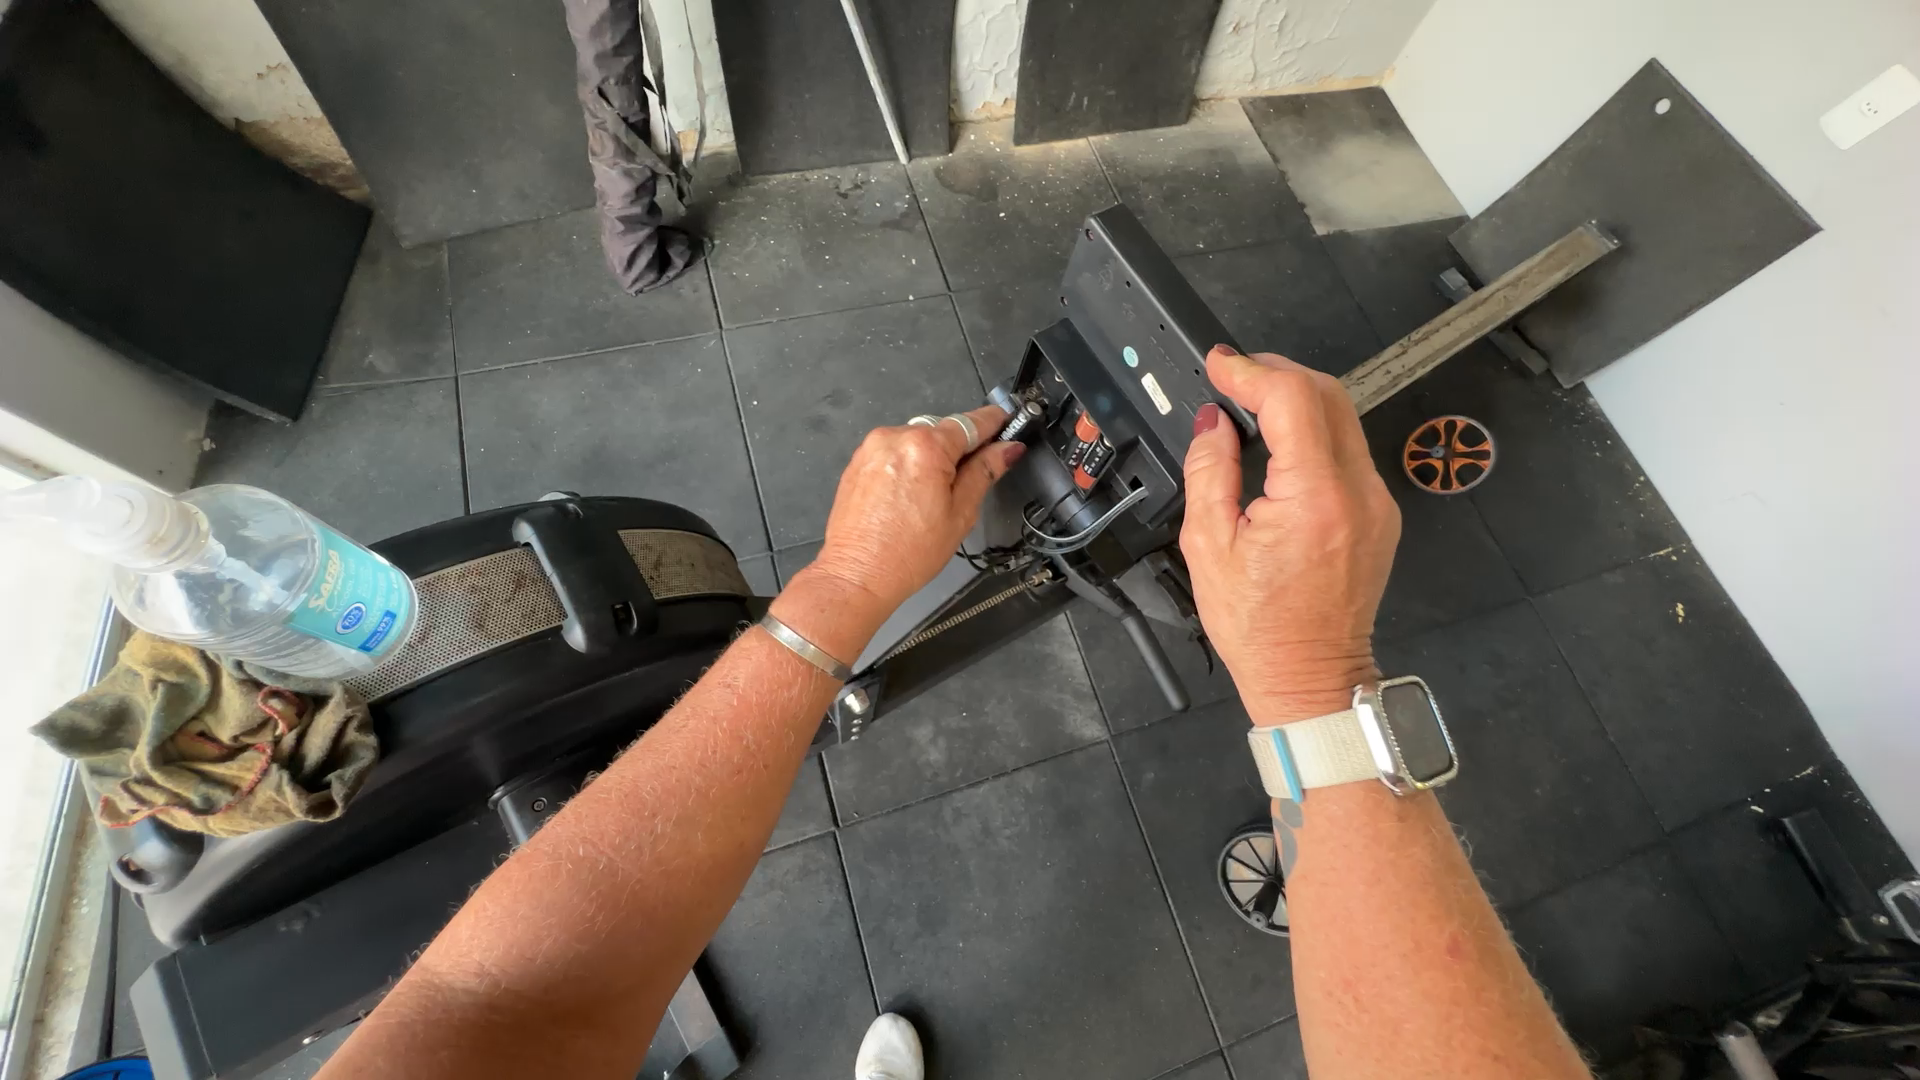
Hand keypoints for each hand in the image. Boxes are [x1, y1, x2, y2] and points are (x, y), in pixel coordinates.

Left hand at [807, 403, 1023, 614]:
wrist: (857, 574)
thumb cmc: (906, 553)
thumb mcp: (960, 514)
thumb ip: (984, 473)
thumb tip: (1007, 449)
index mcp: (925, 447)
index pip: (971, 422)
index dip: (994, 422)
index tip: (1007, 423)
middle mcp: (895, 437)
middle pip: (942, 431)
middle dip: (958, 450)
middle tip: (966, 484)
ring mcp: (872, 447)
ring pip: (917, 441)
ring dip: (930, 458)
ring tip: (930, 500)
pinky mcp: (858, 461)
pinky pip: (894, 452)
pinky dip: (907, 466)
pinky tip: (908, 498)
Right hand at [1181, 345, 1400, 722]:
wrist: (1308, 674)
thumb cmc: (1258, 625)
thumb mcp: (1208, 547)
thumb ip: (1210, 472)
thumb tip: (1213, 424)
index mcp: (1314, 499)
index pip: (1292, 401)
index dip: (1251, 370)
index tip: (1220, 363)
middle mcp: (1358, 493)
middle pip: (1328, 396)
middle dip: (1276, 373)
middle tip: (1233, 374)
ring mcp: (1375, 502)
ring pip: (1342, 418)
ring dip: (1294, 399)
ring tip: (1248, 404)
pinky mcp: (1377, 513)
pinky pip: (1346, 451)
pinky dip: (1310, 431)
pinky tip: (1278, 443)